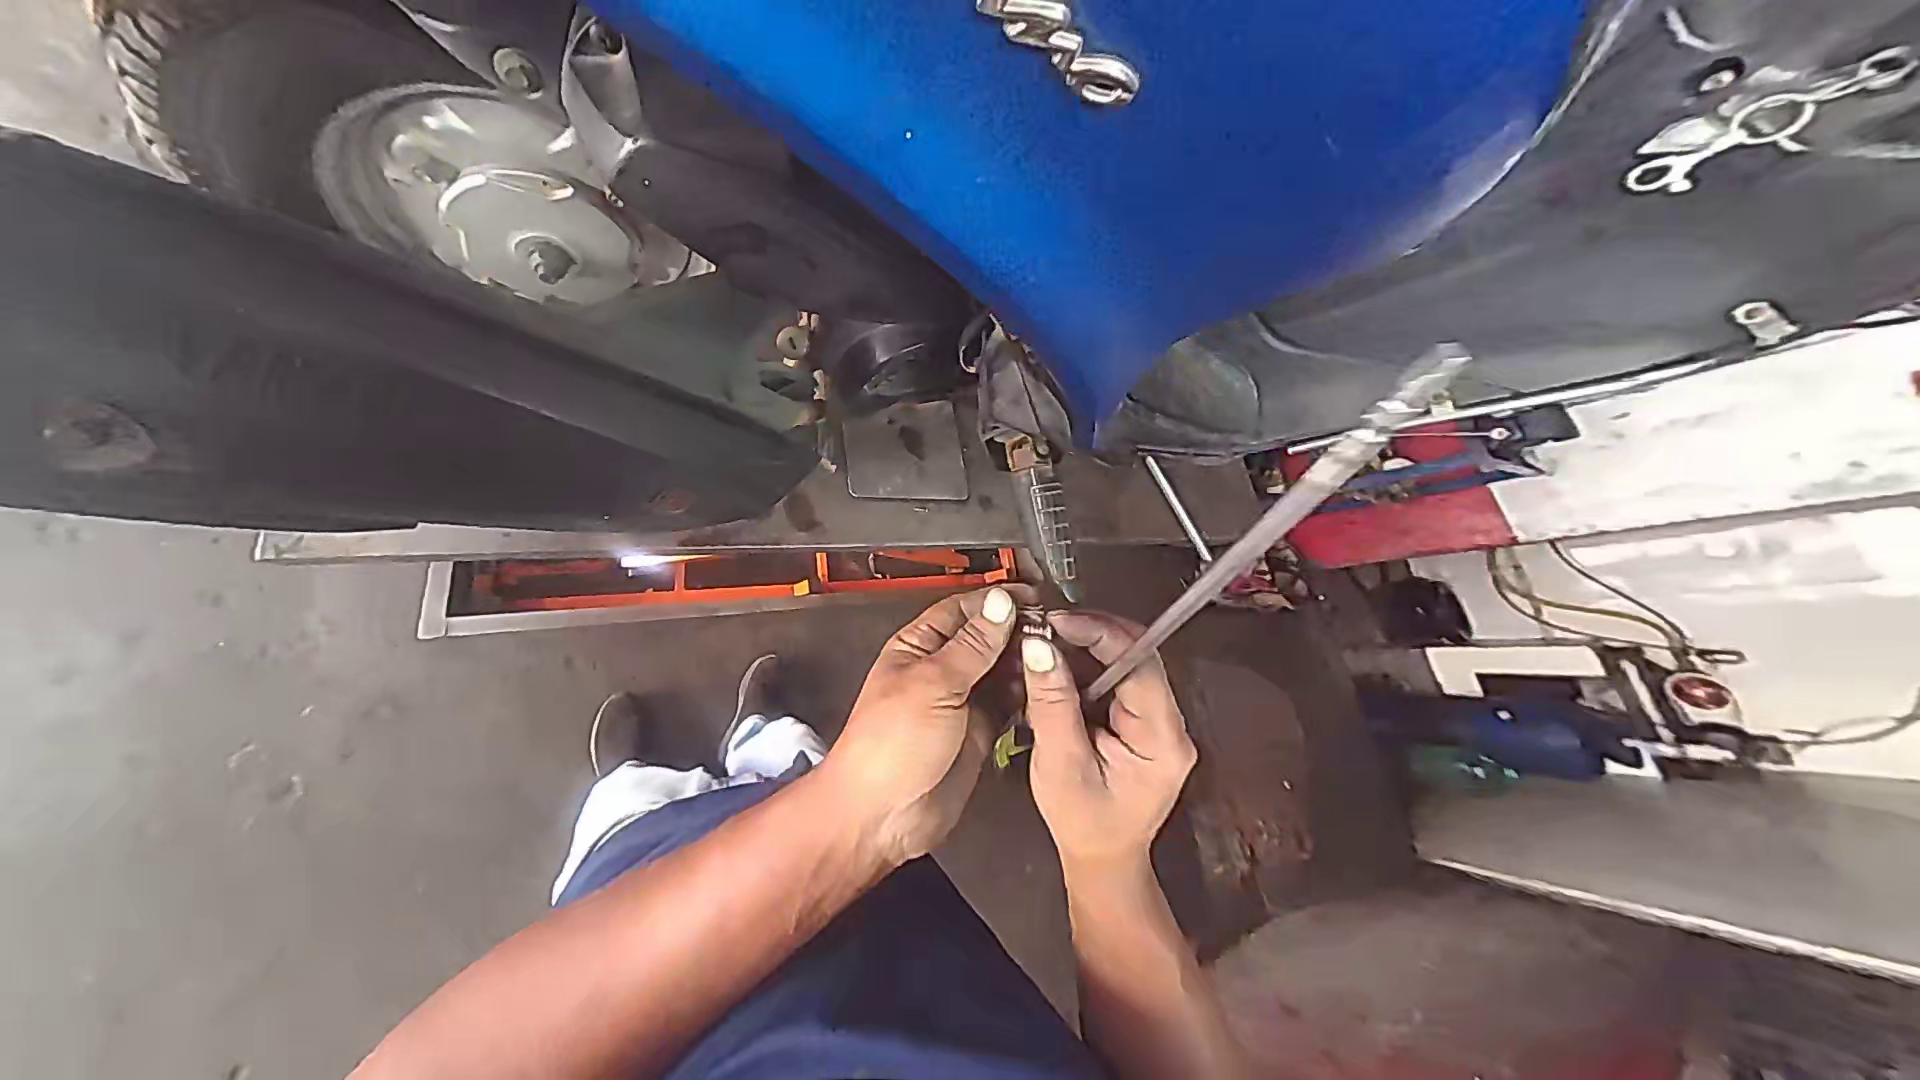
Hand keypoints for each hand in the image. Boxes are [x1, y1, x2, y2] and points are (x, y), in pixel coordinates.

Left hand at [821, 585, 1027, 865]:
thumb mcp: (932, 683)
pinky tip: (1047, 686)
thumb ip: (973, 645)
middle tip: (1054, 627)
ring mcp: (962, 700)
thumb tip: (1000, 603)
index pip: (963, 610)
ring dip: (1026, 661)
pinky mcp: (979, 730)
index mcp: (919, 647)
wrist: (882, 816)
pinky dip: (1028, 693)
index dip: (997, 601)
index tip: (1032, 597)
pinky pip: (1009, 703)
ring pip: (1001, 669)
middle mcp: (941, 669)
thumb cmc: (888, 744)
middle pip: (987, 638)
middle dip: (1018, 630)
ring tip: (1057, 654)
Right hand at [1022, 611, 1196, 873]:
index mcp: (1162, 738)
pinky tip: (1056, 668)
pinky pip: (1115, 677)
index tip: (1055, 622)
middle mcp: (1170, 723)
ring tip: (1043, 646)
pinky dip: (1083, 666)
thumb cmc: (1085, 823)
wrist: (1103, 859)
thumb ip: (1052, 704)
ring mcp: (1158, 719)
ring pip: (1124, 660)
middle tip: (1043, 629)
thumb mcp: (1061, 765)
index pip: (1138, 663)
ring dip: (1083, 648)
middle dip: (1088, 634)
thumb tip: (1038, 646)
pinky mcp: (1141, 719)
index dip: (1098, 632)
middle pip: (1135, 654)